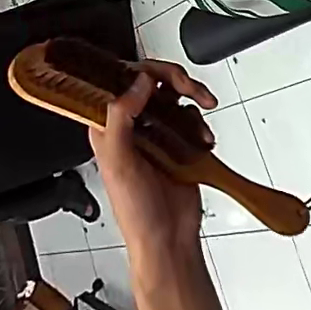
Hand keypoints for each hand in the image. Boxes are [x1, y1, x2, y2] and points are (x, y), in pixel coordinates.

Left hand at [88, 60, 217, 274]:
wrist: (169, 239)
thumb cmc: (135, 212)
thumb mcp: (118, 162)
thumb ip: (119, 118)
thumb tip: (136, 84)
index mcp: (108, 125)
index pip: (118, 81)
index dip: (137, 70)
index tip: (154, 72)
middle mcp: (131, 124)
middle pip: (150, 80)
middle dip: (173, 78)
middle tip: (187, 86)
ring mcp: (156, 131)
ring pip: (173, 94)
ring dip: (191, 95)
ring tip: (203, 103)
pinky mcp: (178, 140)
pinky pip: (190, 116)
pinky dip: (201, 120)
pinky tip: (202, 136)